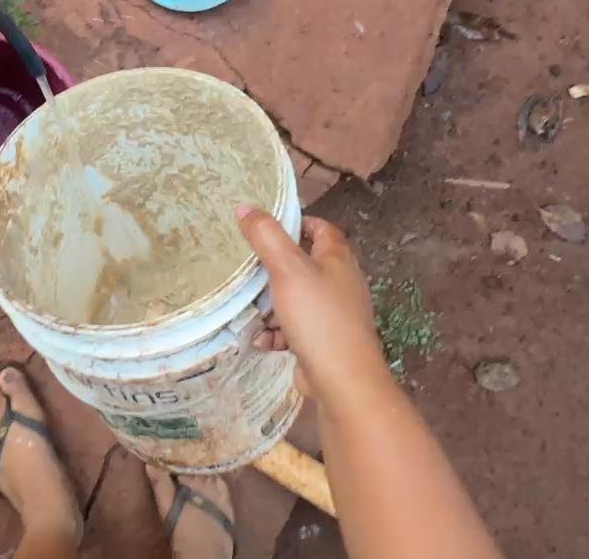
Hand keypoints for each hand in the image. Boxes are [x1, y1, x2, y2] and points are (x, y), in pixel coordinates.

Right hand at [237, 206, 391, 403]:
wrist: (343, 381)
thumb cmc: (317, 316)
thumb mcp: (287, 268)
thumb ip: (266, 235)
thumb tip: (245, 207)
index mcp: (338, 260)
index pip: (322, 229)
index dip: (298, 222)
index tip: (269, 225)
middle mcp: (341, 284)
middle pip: (306, 264)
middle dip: (276, 266)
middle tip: (251, 265)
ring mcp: (336, 316)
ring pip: (298, 298)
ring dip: (272, 304)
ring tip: (250, 308)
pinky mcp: (326, 343)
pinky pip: (298, 329)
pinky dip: (279, 332)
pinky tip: (261, 340)